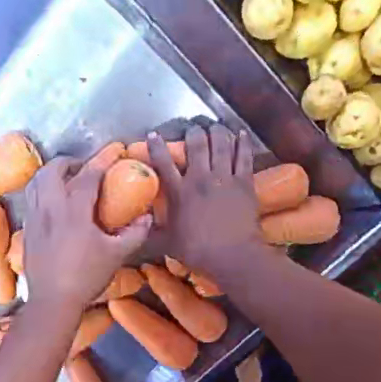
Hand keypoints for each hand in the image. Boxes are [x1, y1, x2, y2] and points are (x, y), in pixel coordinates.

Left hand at [21, 151, 150, 309]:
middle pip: (52, 170)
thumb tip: (147, 217)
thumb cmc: (86, 277)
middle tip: (83, 167)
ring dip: (51, 173)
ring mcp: (34, 218)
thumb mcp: (117, 255)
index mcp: (73, 210)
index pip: (87, 176)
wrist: (53, 301)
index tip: (112, 152)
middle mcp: (49, 208)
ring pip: (36, 182)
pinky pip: (31, 199)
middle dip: (69, 162)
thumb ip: (134, 233)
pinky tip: (53, 203)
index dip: (101, 161)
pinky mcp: (26, 230)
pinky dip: (42, 191)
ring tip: (66, 179)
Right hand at [150, 125, 262, 274]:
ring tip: (215, 126)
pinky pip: (243, 155)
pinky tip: (241, 133)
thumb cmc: (198, 251)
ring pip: (221, 144)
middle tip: (193, 128)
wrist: (233, 255)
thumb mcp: (168, 244)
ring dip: (217, 131)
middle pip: (197, 144)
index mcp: (179, 192)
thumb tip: (136, 232)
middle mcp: (200, 178)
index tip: (152, 134)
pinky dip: (242, 142)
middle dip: (193, 132)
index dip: (156, 146)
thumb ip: (152, 234)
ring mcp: (224, 178)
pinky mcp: (244, 182)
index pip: (164, 162)